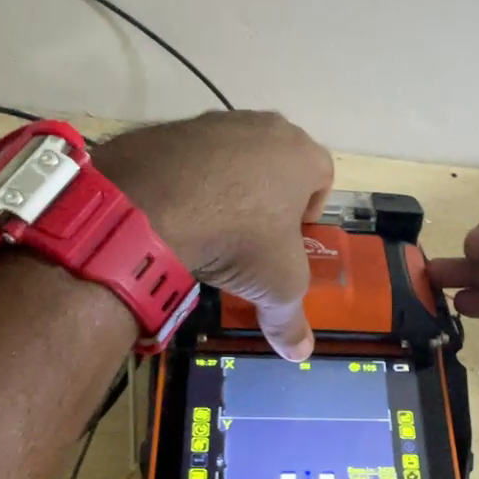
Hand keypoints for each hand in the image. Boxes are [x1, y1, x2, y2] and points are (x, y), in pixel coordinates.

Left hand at [95, 111, 333, 359]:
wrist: (154, 203)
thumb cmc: (242, 238)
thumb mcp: (276, 286)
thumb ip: (291, 319)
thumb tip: (300, 354)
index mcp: (301, 153)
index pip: (323, 176)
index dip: (311, 211)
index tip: (289, 241)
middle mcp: (262, 127)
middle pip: (278, 163)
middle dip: (270, 199)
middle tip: (253, 237)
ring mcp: (213, 123)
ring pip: (233, 158)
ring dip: (229, 189)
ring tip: (211, 230)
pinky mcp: (169, 129)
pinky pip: (190, 160)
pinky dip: (189, 184)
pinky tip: (177, 216)